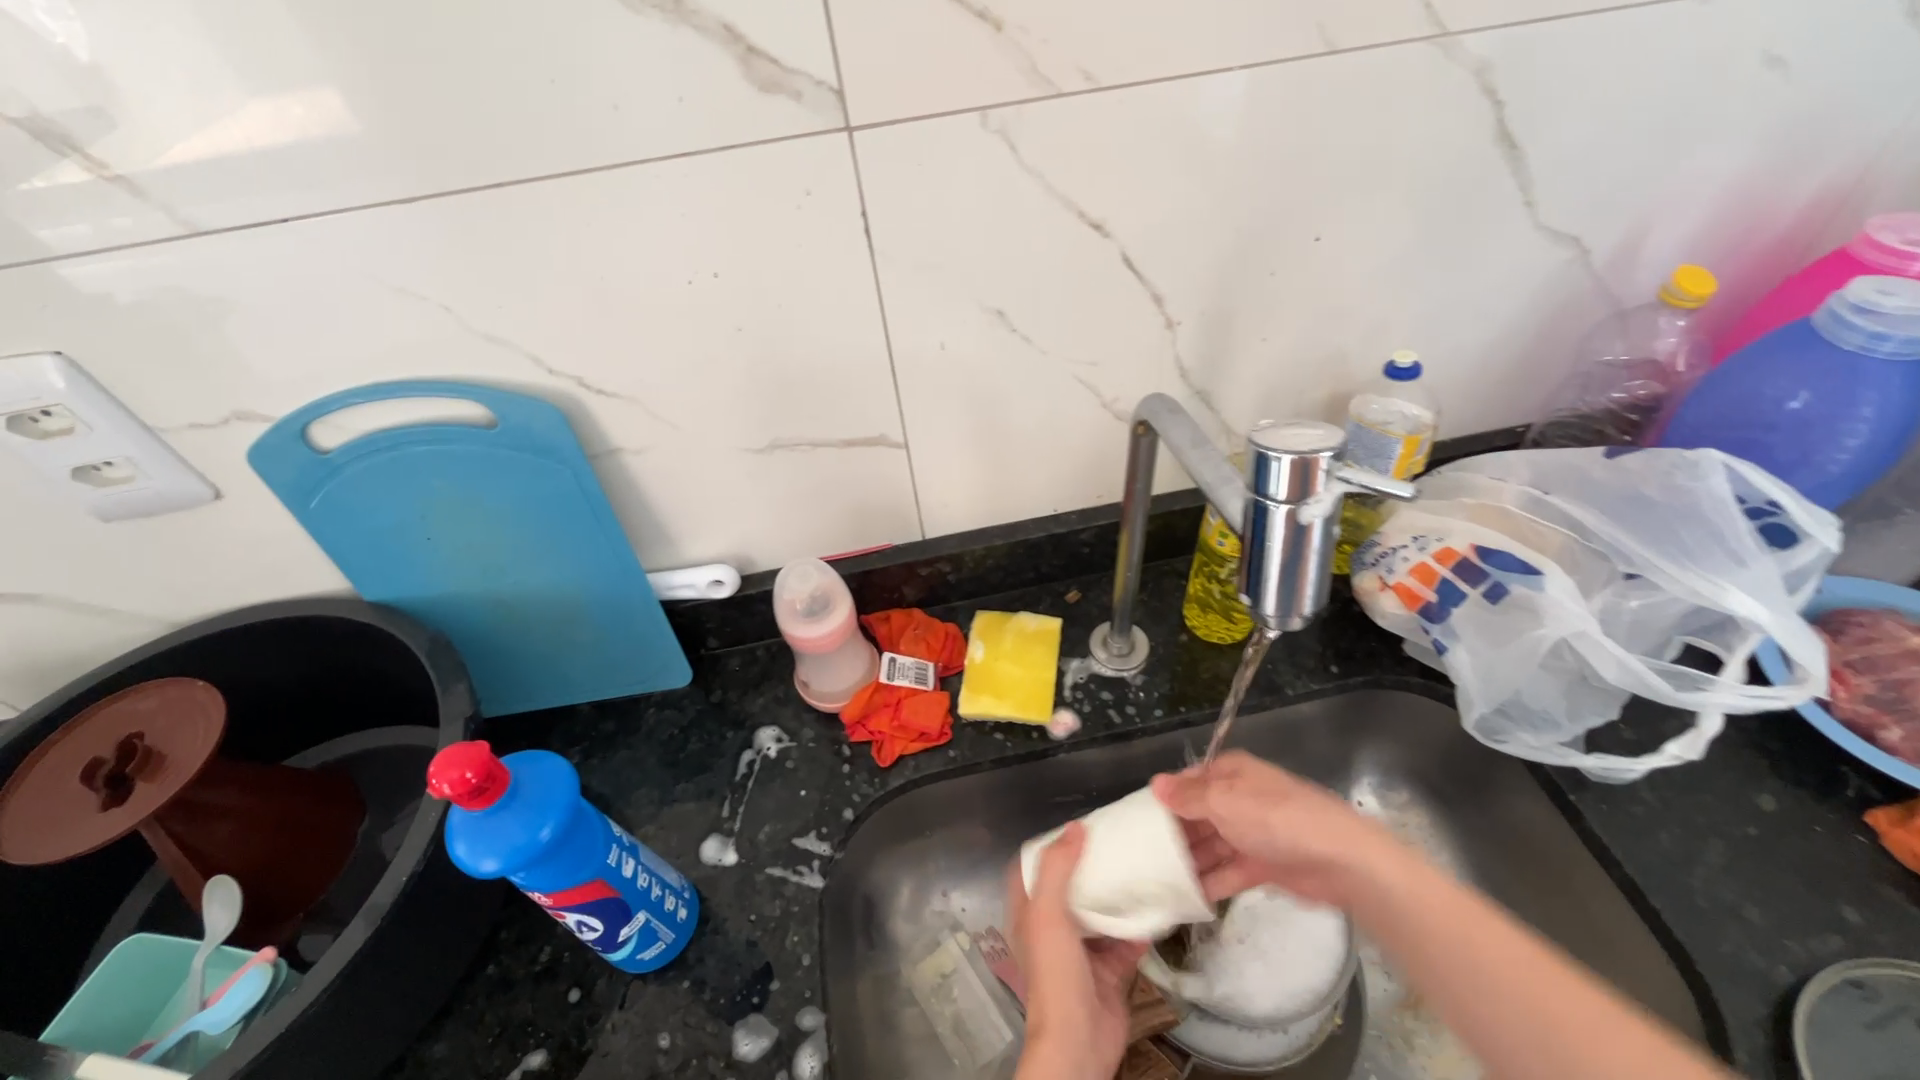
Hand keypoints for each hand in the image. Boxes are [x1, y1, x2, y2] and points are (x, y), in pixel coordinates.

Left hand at [1006, 822, 1148, 1079]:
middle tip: (1116, 843)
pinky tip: (1157, 909)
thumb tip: (1074, 827)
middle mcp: (1052, 931)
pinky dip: (1140, 928)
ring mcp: (1081, 952)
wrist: (1079, 1041)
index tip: (1074, 829)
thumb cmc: (1055, 974)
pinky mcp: (1108, 971)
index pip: (1030, 872)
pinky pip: (1125, 943)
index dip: (1047, 849)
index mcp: (1029, 916)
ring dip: (1118, 896)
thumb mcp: (1049, 915)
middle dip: (1090, 868)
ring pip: (1101, 915)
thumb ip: (1058, 870)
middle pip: (1070, 890)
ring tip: (1140, 867)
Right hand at [1151, 751, 1400, 907]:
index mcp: (1231, 774)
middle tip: (1139, 858)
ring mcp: (1252, 834)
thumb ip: (1188, 797)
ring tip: (1155, 882)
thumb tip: (1155, 784)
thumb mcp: (1225, 801)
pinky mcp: (1263, 865)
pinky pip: (1228, 872)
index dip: (1163, 800)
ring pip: (1210, 846)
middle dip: (1172, 835)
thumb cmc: (1277, 819)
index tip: (1134, 821)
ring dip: (1188, 862)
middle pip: (1197, 816)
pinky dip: (1209, 882)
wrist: (1341, 860)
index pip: (1188, 782)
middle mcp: (1239, 799)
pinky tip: (1184, 898)